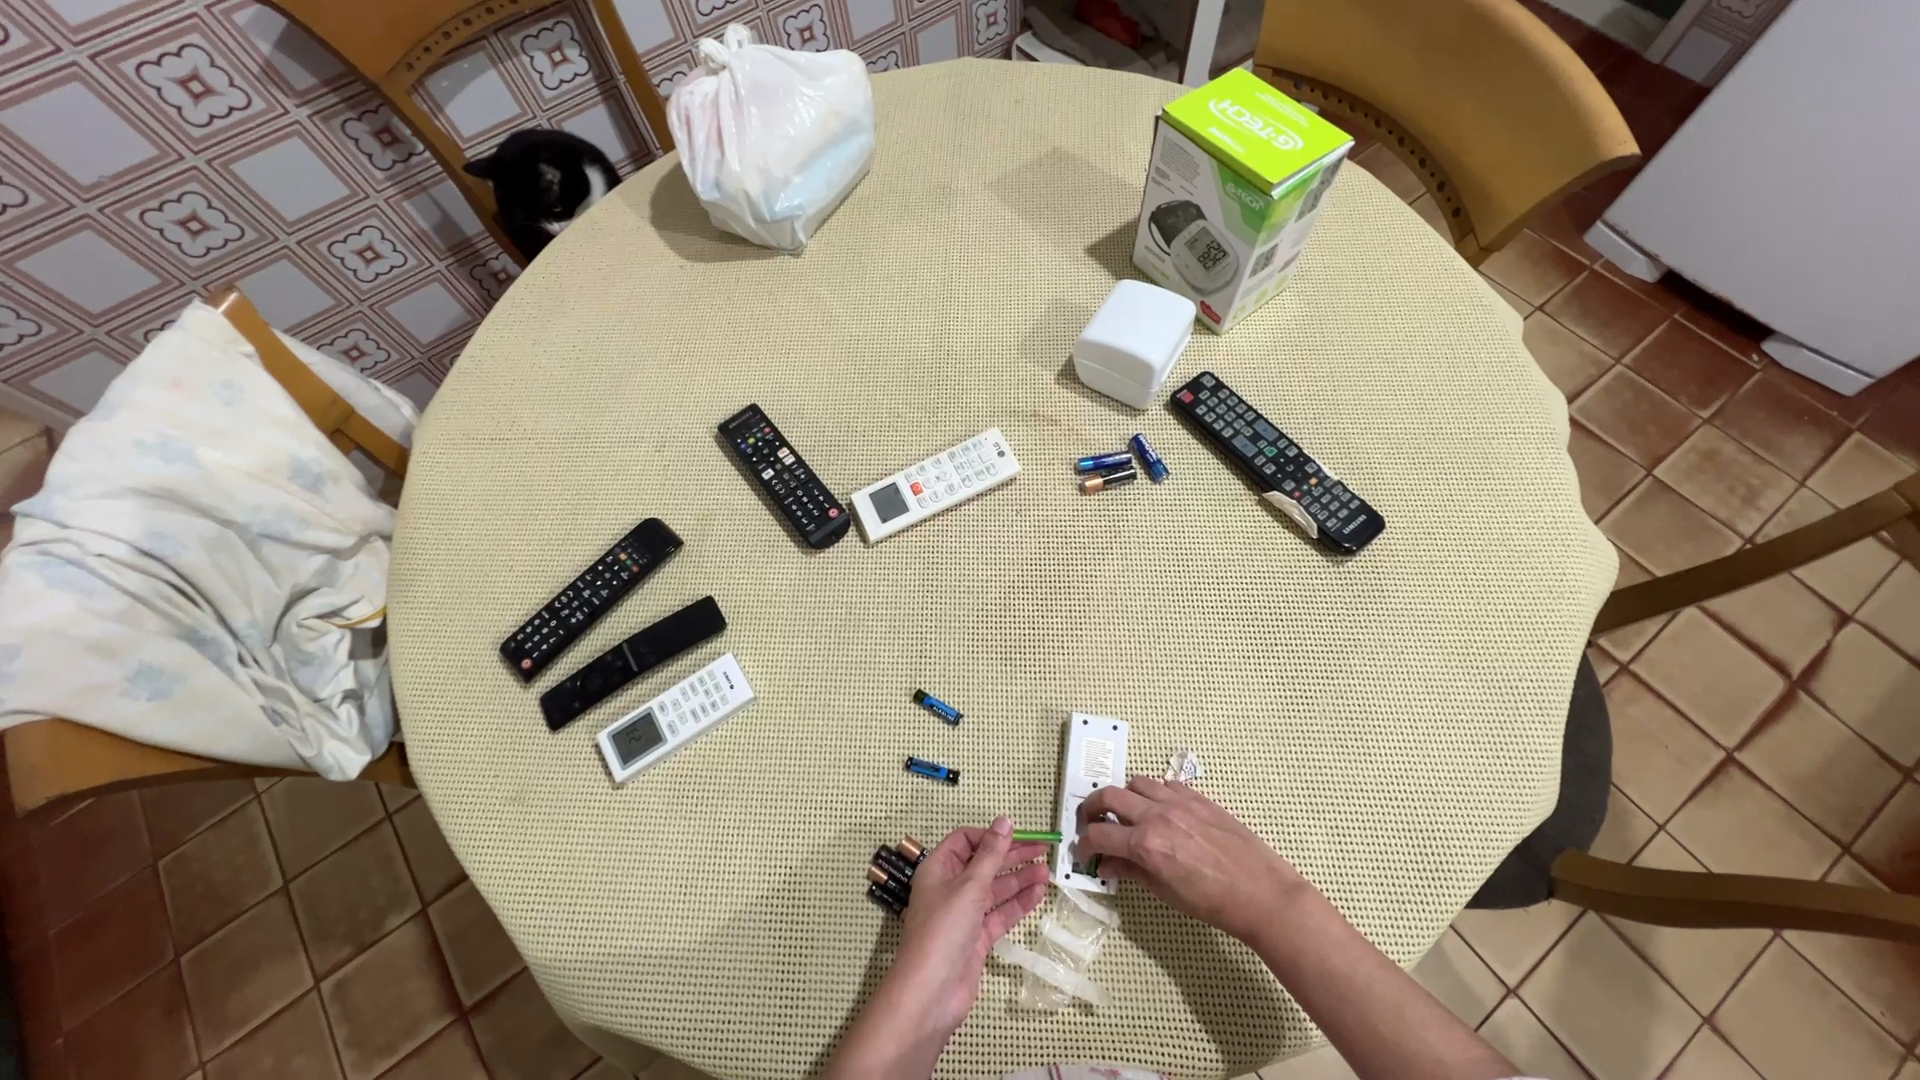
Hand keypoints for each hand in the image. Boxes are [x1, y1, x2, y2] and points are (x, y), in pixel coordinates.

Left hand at [818, 819, 1048, 1079]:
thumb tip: (1005, 820)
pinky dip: (1018, 903)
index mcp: (938, 869)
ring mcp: (963, 915)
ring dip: (1019, 879)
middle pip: (983, 864)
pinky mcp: (976, 938)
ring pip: (994, 889)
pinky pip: (1000, 914)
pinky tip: (1038, 894)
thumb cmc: (944, 929)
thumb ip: (991, 854)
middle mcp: (949, 888)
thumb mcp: (969, 886)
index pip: (965, 841)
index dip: (990, 836)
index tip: (1017, 835)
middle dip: (1011, 856)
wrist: (931, 992)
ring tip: (1047, 871)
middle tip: (1043, 849)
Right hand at [1078, 776, 1308, 944]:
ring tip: (1127, 814)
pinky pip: (1166, 784)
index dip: (1084, 844)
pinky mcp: (1199, 798)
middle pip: (1108, 796)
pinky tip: (1160, 811)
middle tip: (1092, 822)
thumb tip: (1106, 864)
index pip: (1098, 835)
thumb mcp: (1166, 893)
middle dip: (1092, 808)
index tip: (1084, 852)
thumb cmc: (1214, 902)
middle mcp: (1157, 815)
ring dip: (1124, 797)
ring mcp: (1179, 802)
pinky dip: (1154, 793)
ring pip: (1136, 783)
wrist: (1262, 894)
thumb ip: (1132, 871)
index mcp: (1146, 844)